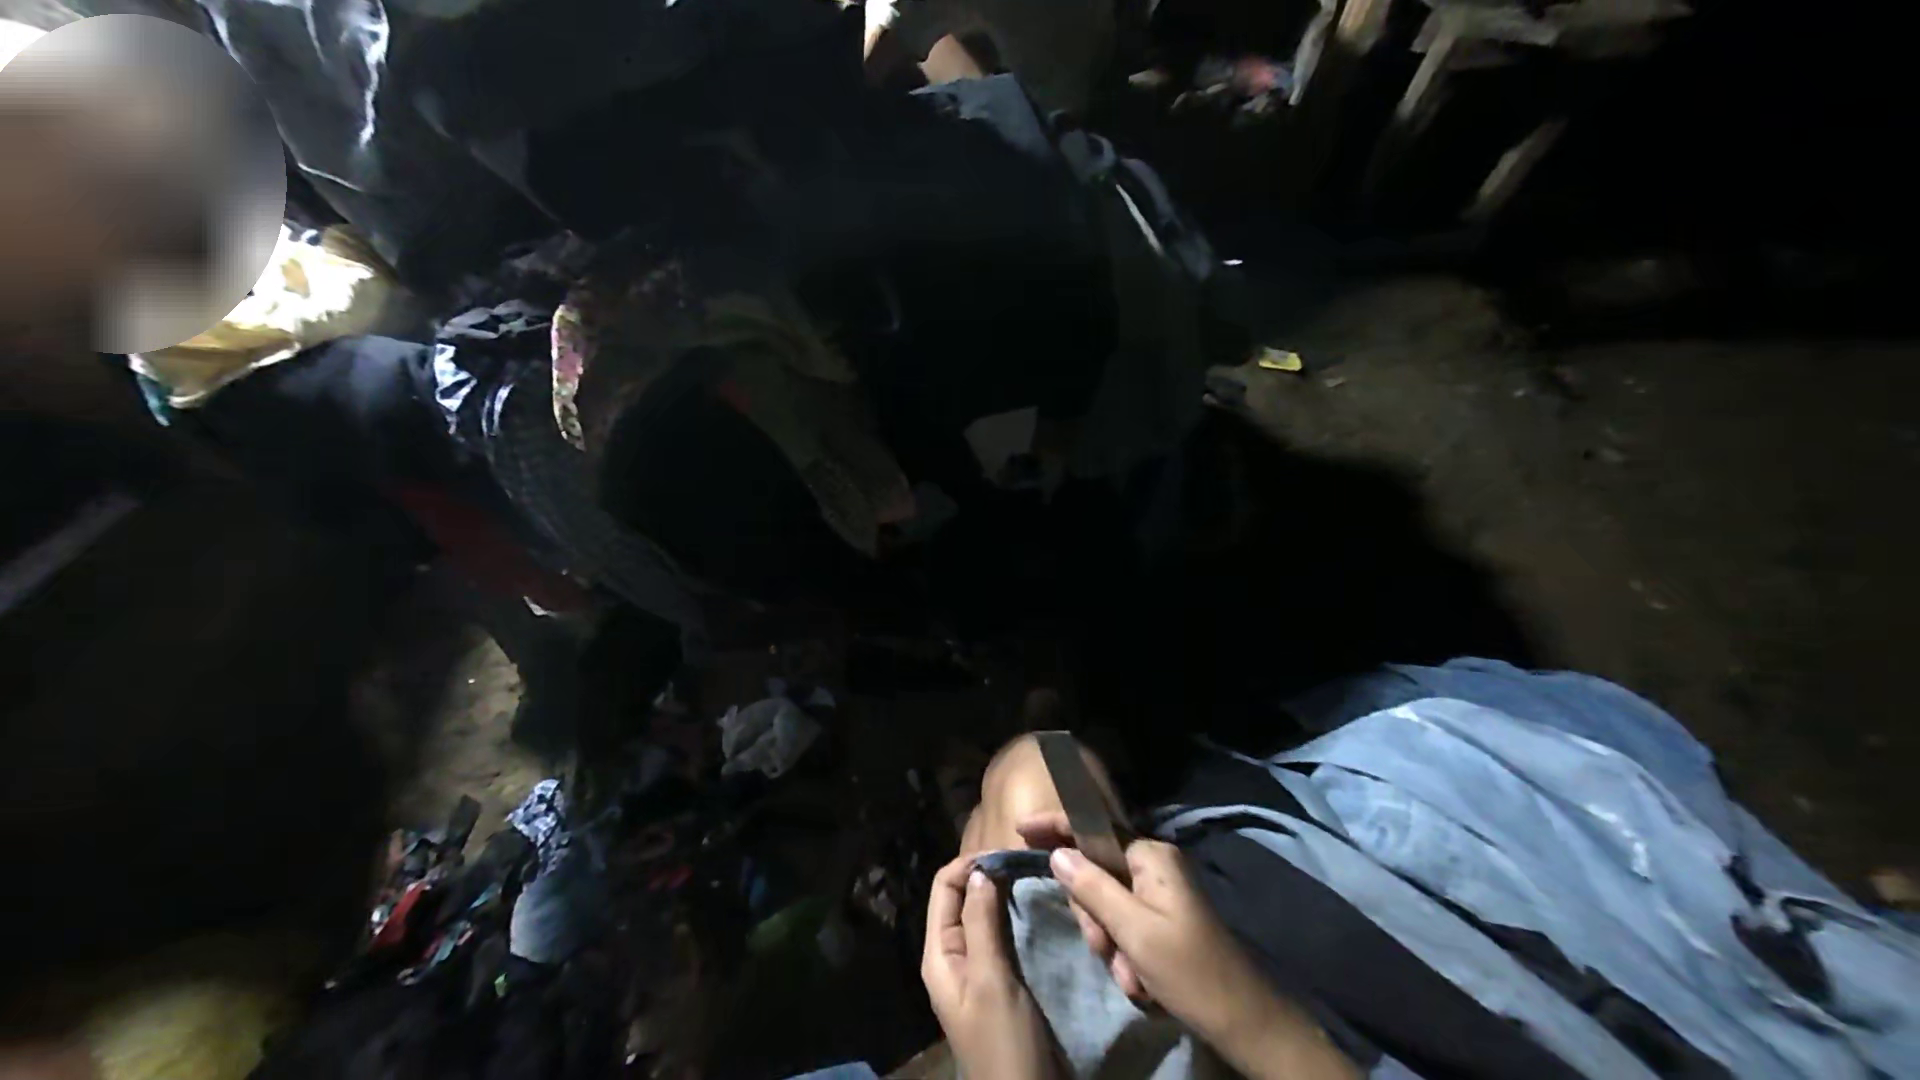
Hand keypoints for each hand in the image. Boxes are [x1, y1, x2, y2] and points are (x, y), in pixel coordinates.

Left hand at [921, 855, 1059, 1079]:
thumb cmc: (1004, 1043)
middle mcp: (953, 954)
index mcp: (939, 954)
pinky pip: (1001, 934)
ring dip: (1003, 893)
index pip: (945, 887)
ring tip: (1032, 876)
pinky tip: (1036, 907)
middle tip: (1024, 861)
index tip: (1007, 853)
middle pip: (962, 897)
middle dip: (988, 874)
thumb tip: (980, 871)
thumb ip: (981, 924)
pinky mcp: (999, 979)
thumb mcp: (990, 981)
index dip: (970, 864)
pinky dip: (1014, 915)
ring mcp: (976, 967)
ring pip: (984, 913)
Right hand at [1051, 841, 1358, 1079]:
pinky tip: (1139, 982)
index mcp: (1151, 856)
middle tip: (1105, 949)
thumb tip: (1057, 853)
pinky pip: (1124, 925)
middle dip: (1093, 915)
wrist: (1244, 1021)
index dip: (1055, 826)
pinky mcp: (1162, 918)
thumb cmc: (1189, 970)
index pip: (1093, 829)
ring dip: (1110, 942)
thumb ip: (1091, 888)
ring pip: (1106, 905)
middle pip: (1095, 873)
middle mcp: (1154, 866)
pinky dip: (1124, 954)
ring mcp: (1159, 893)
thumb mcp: (1133, 931)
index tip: (1019, 828)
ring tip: (1130, 976)